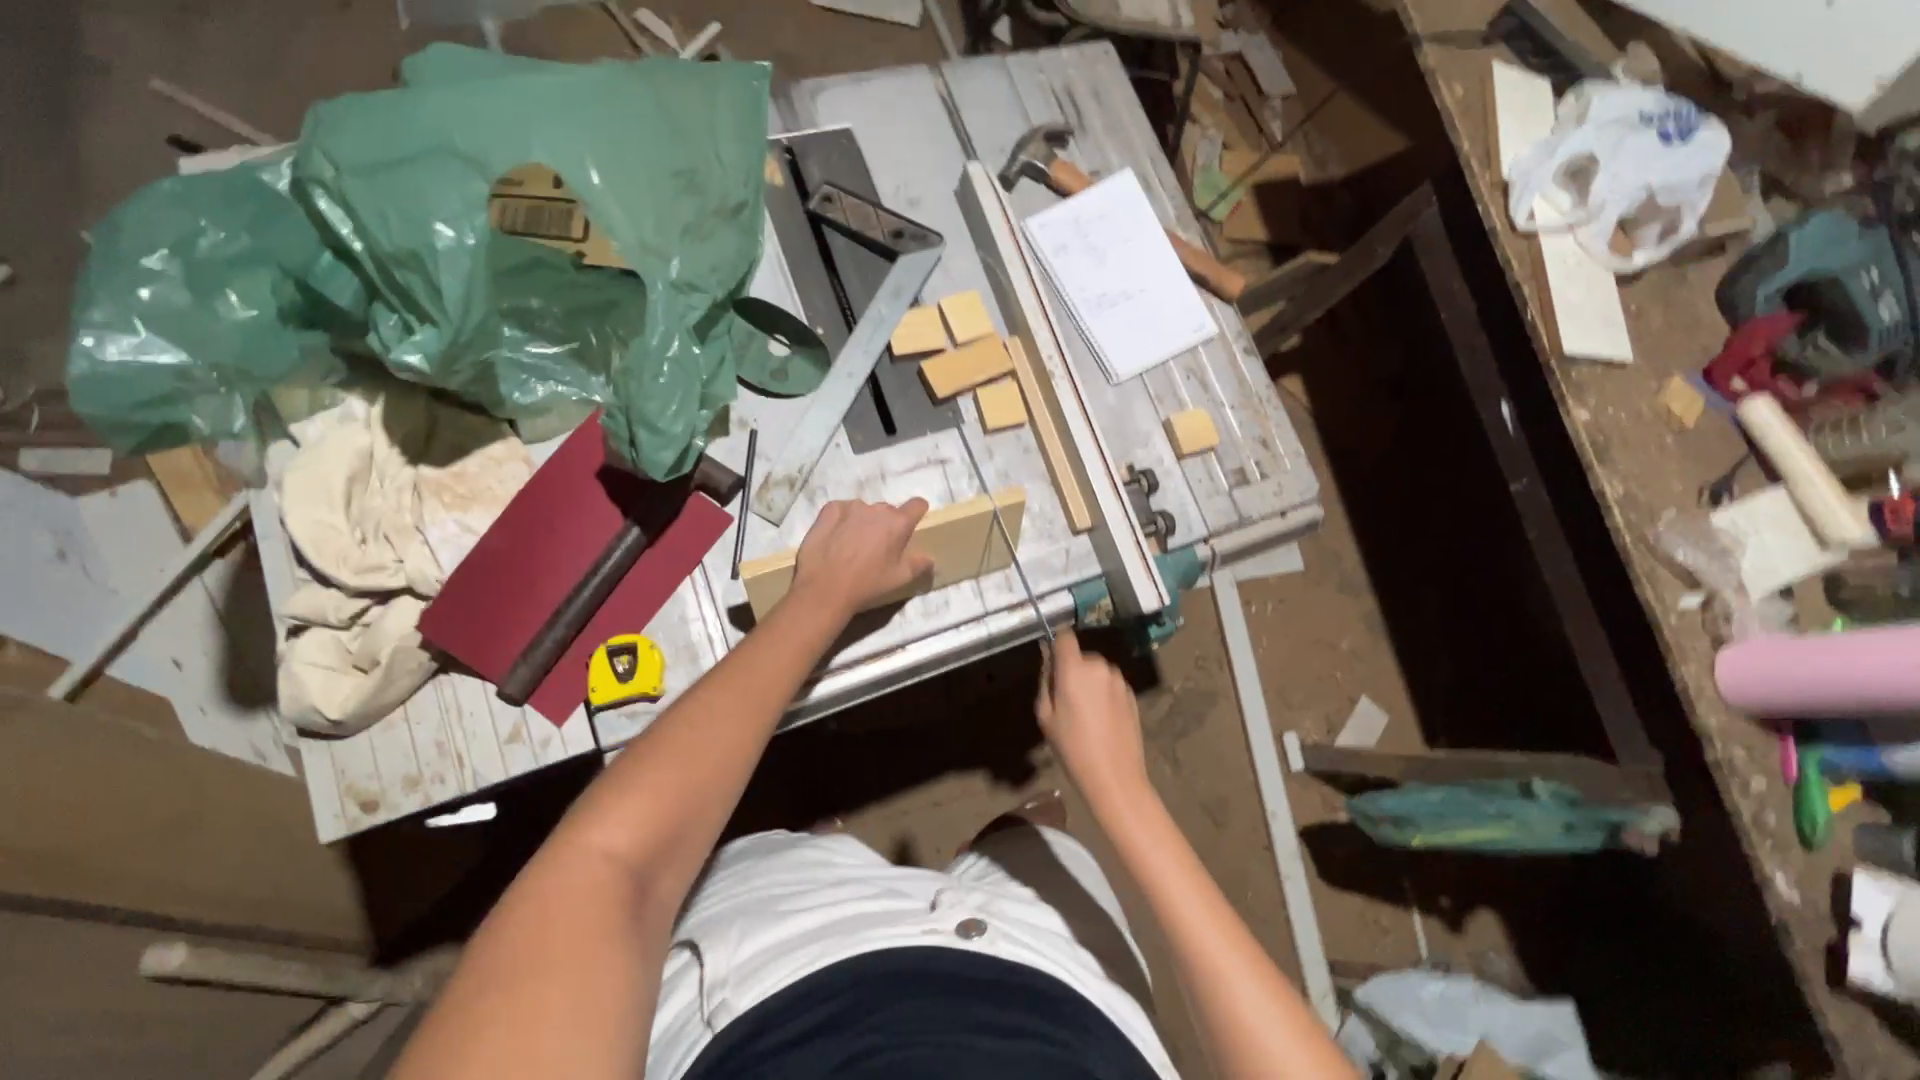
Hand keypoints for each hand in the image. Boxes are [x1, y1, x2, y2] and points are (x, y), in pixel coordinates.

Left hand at [787, 498, 933, 618]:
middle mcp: (877, 508)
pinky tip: (835, 538)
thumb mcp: (900, 579)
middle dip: (885, 524)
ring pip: (864, 510)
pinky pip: (841, 510)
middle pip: (888, 510)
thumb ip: (919, 564)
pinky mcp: (829, 509)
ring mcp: (851, 506)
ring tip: (851, 545)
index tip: (910, 525)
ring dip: (862, 522)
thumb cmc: (867, 584)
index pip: (917, 504)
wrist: (825, 588)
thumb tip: (928, 558)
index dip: (916, 513)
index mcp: (898, 523)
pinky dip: (841, 520)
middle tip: (876, 546)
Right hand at [1035, 631, 1150, 806]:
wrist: (1115, 775)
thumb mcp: (1045, 716)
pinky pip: (1111, 685)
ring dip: (1090, 682)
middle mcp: (1100, 666)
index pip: (1065, 636)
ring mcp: (1119, 680)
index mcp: (1074, 669)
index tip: (1052, 659)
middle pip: (1081, 657)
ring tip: (1085, 713)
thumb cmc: (1072, 747)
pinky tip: (1102, 719)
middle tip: (1065, 699)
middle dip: (1072, 670)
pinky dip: (1104, 693)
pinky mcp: (1132, 694)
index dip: (1056, 643)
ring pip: (1097, 671)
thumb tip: (1048, 661)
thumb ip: (1046, 682)